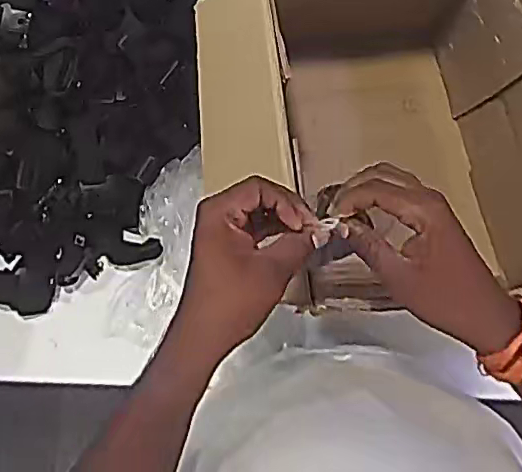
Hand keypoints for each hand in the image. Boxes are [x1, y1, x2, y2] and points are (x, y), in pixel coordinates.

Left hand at [166, 176, 319, 362]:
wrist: (204, 333)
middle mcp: (216, 213)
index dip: (287, 202)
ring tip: (306, 236)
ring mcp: (219, 228)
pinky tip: (291, 243)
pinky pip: (253, 227)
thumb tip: (317, 233)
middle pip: (258, 196)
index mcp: (219, 211)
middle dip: (287, 210)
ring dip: (283, 221)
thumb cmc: (227, 304)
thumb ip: (297, 246)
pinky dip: (273, 233)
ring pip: (257, 212)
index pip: (258, 188)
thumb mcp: (270, 271)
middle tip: (311, 228)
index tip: (306, 223)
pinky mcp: (225, 243)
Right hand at [332, 163, 521, 353]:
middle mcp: (430, 199)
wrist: (490, 319)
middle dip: (354, 188)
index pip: (374, 189)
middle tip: (336, 210)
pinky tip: (367, 212)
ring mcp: (434, 205)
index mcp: (424, 210)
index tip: (333, 217)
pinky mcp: (435, 214)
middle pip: (381, 174)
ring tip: (347, 210)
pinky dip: (379, 193)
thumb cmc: (450, 302)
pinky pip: (400, 189)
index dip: (348, 199)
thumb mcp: (400, 279)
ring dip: (365, 188)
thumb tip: (343, 226)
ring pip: (391, 178)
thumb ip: (368, 246)